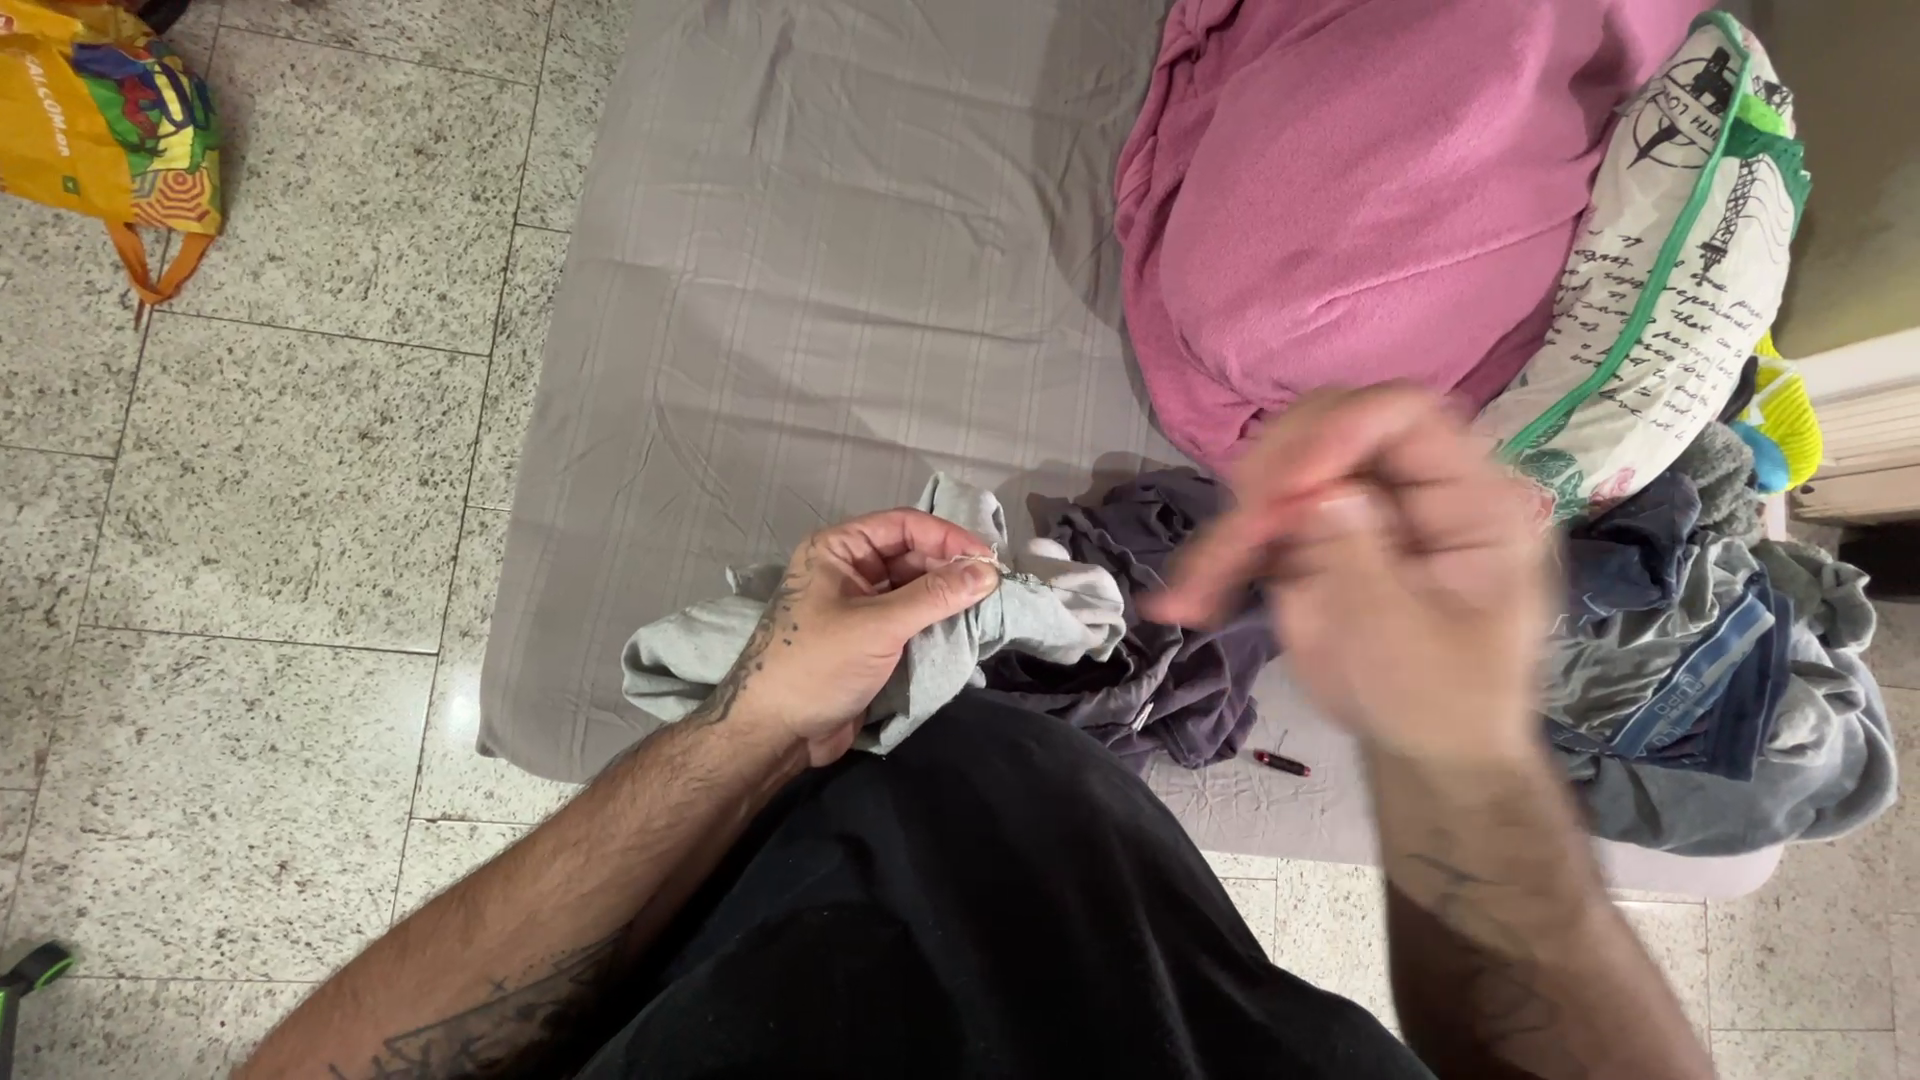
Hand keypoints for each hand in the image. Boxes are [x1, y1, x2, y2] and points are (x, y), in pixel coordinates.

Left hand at [696, 509, 1001, 765]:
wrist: (777, 733)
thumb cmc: (818, 666)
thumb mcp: (878, 626)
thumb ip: (935, 596)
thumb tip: (988, 571)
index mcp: (837, 549)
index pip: (902, 526)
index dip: (947, 537)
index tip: (988, 559)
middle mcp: (848, 569)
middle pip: (911, 554)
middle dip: (950, 566)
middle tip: (993, 584)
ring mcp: (859, 605)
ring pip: (914, 586)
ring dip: (947, 594)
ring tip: (987, 603)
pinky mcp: (869, 637)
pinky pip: (910, 616)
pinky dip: (936, 618)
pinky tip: (964, 624)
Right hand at [1146, 385, 1549, 763]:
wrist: (1415, 746)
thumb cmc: (1438, 700)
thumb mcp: (1405, 637)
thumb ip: (1363, 558)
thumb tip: (1320, 493)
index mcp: (1464, 499)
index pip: (1403, 415)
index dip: (1338, 431)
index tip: (1289, 490)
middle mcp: (1404, 488)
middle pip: (1321, 429)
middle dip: (1270, 476)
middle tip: (1242, 536)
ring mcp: (1350, 510)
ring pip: (1270, 475)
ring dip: (1229, 528)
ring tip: (1197, 590)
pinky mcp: (1305, 539)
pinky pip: (1249, 527)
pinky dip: (1214, 560)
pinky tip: (1185, 600)